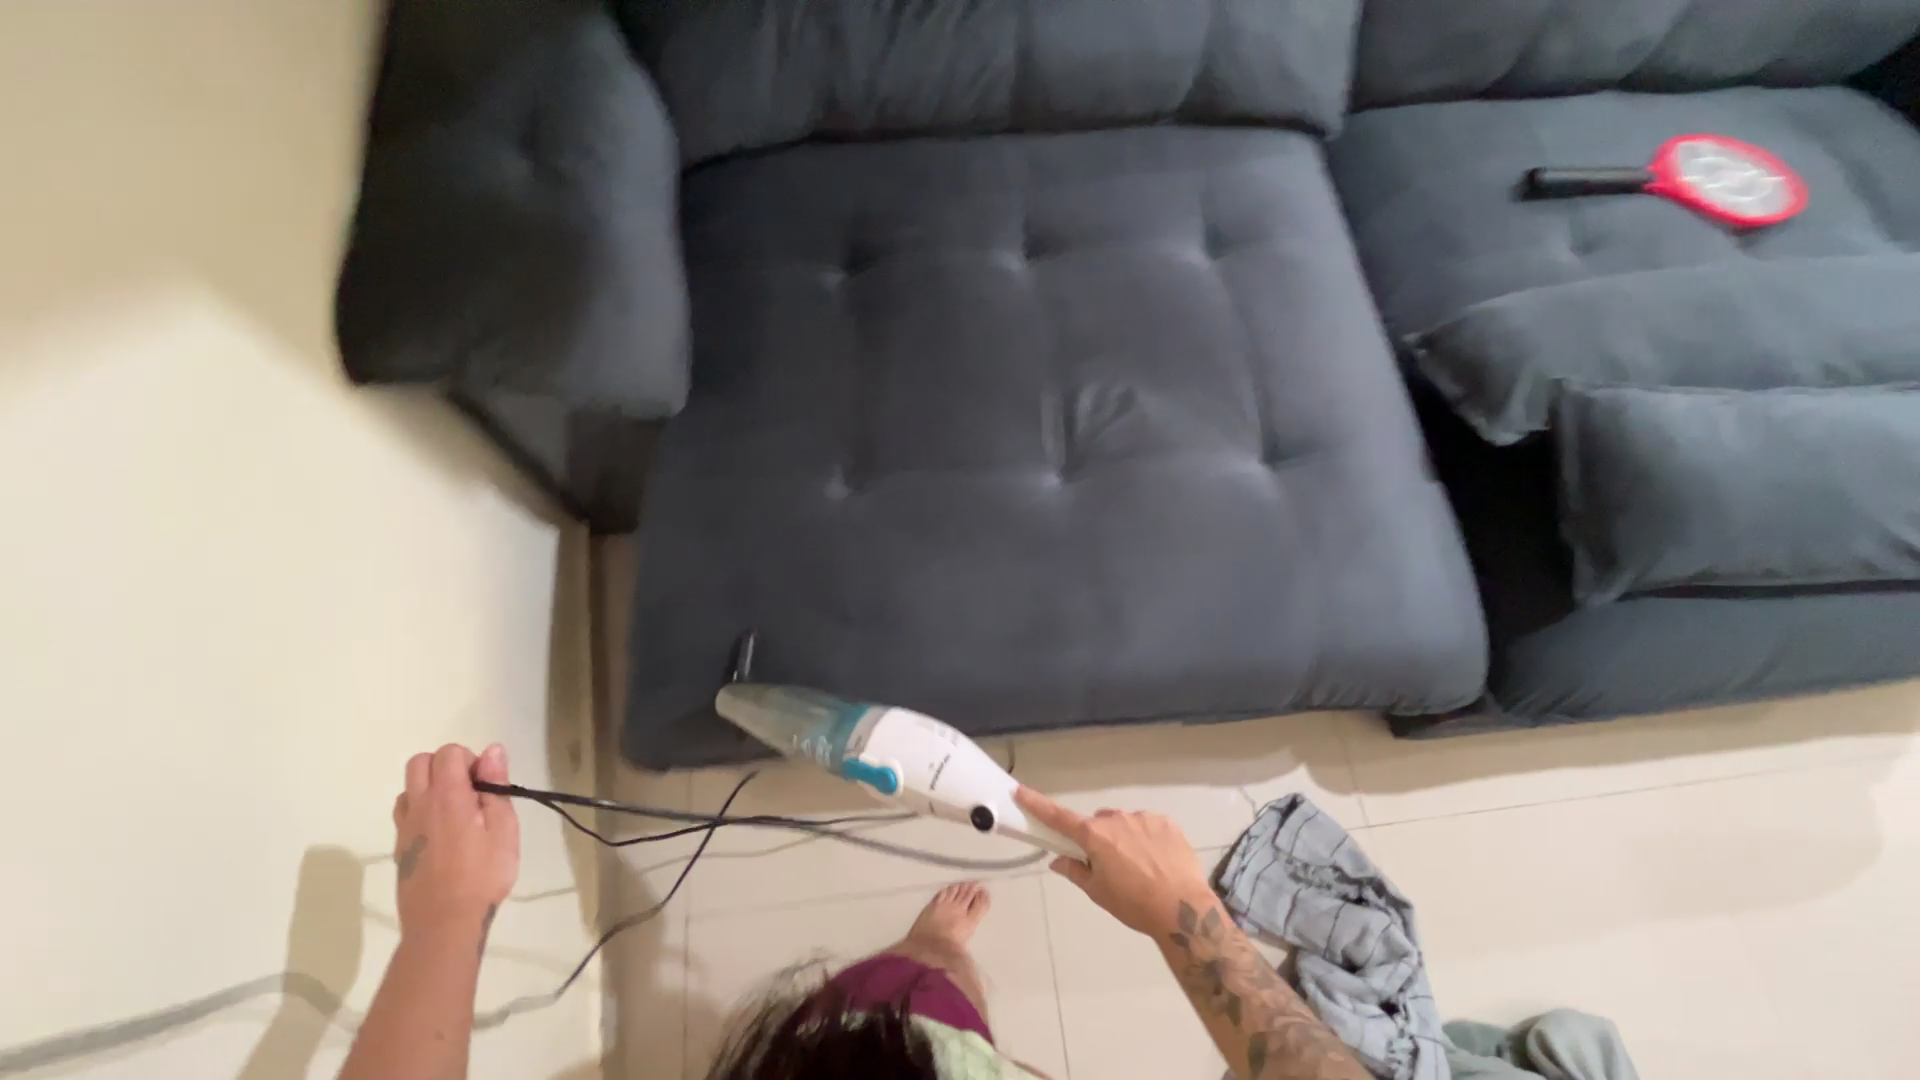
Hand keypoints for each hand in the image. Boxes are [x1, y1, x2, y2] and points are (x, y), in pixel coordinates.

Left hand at [391, 744, 519, 941]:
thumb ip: (496, 786)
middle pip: (419, 762)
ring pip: (409, 786)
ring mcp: (404, 828)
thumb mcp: (504, 828)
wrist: (444, 923)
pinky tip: (443, 831)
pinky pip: (405, 812)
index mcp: (448, 797)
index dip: (472, 759)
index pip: (448, 753)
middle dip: (447, 765)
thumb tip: (492, 751)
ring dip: (431, 786)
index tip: (488, 784)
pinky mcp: (399, 847)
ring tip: (458, 810)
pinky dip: (422, 808)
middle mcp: (419, 806)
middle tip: (473, 791)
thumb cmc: (484, 874)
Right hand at [1015, 786, 1218, 935]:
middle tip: (1109, 866)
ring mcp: (1144, 818)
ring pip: (1124, 823)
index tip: (1020, 790)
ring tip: (1140, 868)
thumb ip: (1075, 871)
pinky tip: (1158, 861)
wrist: (1183, 909)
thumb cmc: (1134, 904)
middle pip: (1097, 823)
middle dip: (1097, 838)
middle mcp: (1116, 819)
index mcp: (1095, 836)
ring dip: (1124, 838)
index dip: (1038, 804)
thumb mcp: (1098, 893)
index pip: (1059, 817)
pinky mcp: (1167, 823)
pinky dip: (1147, 839)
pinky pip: (1148, 825)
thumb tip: (1058, 860)